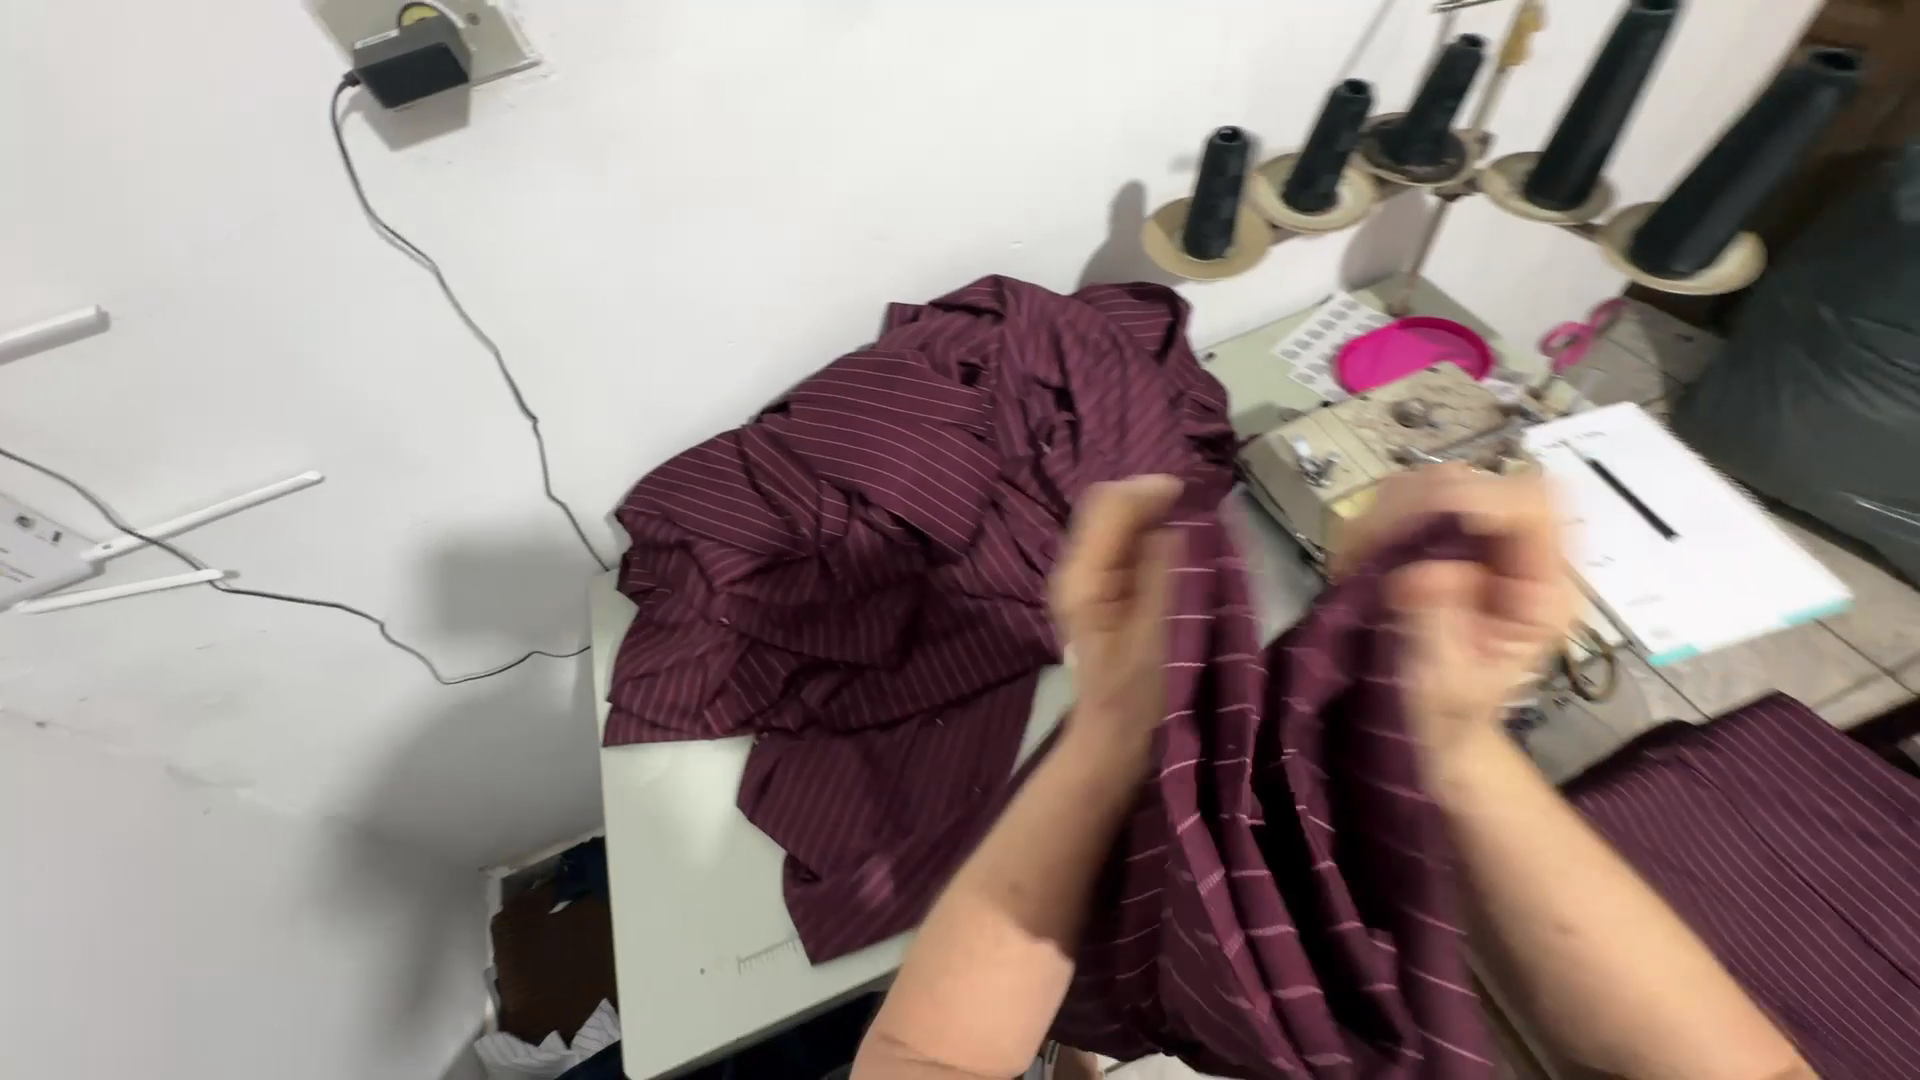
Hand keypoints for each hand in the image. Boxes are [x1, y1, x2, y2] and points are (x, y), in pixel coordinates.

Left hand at [1050, 475, 1183, 749]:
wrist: (1112, 730)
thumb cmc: (1138, 690)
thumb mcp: (1154, 632)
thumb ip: (1158, 574)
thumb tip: (1169, 525)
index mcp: (1084, 577)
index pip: (1108, 508)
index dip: (1146, 491)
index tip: (1187, 490)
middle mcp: (1072, 568)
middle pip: (1103, 507)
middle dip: (1143, 497)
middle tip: (1187, 501)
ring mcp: (1080, 577)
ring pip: (1107, 521)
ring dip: (1142, 511)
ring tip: (1181, 515)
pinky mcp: (1093, 586)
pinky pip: (1114, 542)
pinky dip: (1139, 531)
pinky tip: (1165, 542)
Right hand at [1337, 465, 1577, 767]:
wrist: (1436, 723)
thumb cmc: (1445, 711)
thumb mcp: (1444, 683)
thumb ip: (1438, 626)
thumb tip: (1428, 569)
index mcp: (1539, 586)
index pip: (1530, 504)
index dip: (1476, 499)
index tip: (1417, 523)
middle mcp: (1513, 554)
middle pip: (1479, 480)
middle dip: (1420, 502)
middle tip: (1370, 544)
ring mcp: (1472, 544)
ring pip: (1437, 482)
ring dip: (1392, 507)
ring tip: (1358, 553)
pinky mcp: (1434, 543)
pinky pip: (1404, 502)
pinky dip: (1374, 517)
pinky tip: (1356, 555)